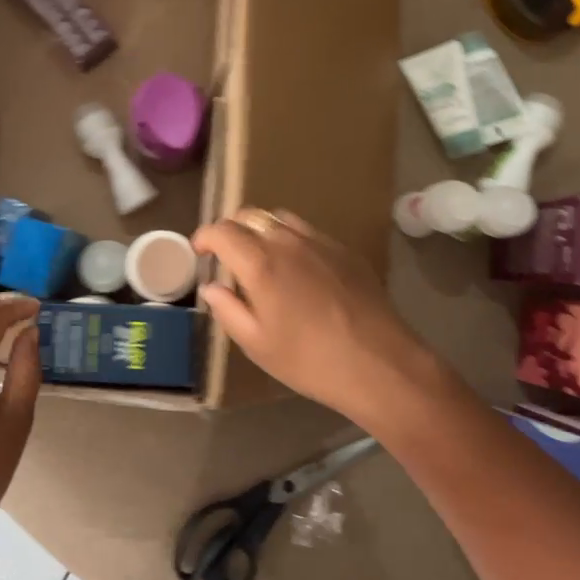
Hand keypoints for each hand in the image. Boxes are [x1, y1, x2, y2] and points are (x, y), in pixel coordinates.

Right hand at [194, 209, 430, 423]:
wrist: (380, 363)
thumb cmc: (310, 360)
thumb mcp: (257, 344)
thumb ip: (228, 309)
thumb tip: (212, 287)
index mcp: (260, 262)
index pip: (222, 231)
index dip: (204, 237)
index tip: (199, 252)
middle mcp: (287, 241)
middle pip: (249, 216)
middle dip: (230, 229)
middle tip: (225, 254)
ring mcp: (320, 242)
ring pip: (279, 218)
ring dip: (260, 229)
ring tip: (259, 256)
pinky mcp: (344, 250)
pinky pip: (307, 231)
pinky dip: (290, 238)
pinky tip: (296, 267)